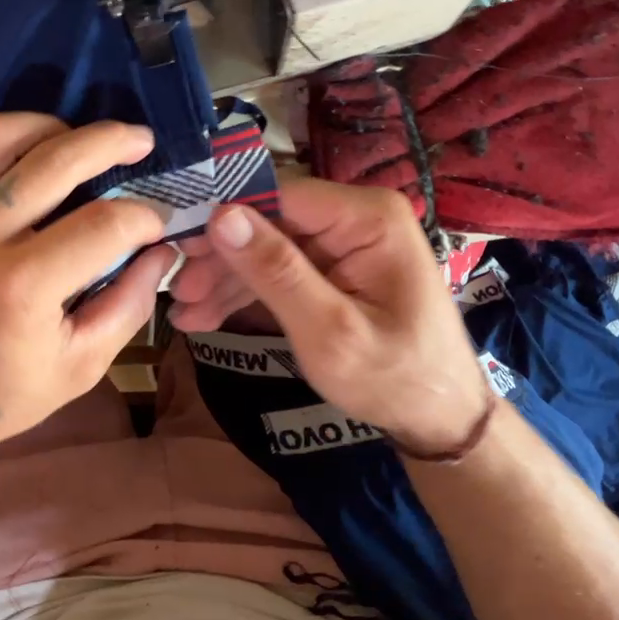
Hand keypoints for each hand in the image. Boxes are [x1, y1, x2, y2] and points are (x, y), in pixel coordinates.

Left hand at [0, 114, 172, 475]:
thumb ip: (128, 305)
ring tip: (73, 142)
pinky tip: (5, 160)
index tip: (156, 225)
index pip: (105, 224)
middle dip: (110, 141)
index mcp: (23, 286)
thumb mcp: (78, 368)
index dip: (145, 217)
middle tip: (141, 141)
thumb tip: (163, 249)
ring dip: (44, 126)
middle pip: (55, 158)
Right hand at [172, 179, 489, 455]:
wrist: (439, 424)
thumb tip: (220, 215)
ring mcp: (342, 242)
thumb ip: (275, 271)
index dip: (224, 218)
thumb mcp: (329, 331)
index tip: (179, 247)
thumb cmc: (395, 380)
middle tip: (180, 291)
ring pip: (263, 245)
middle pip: (266, 220)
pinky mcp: (331, 266)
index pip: (277, 195)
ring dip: (223, 278)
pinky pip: (276, 267)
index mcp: (367, 218)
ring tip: (184, 311)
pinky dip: (242, 292)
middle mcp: (354, 217)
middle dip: (220, 257)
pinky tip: (205, 316)